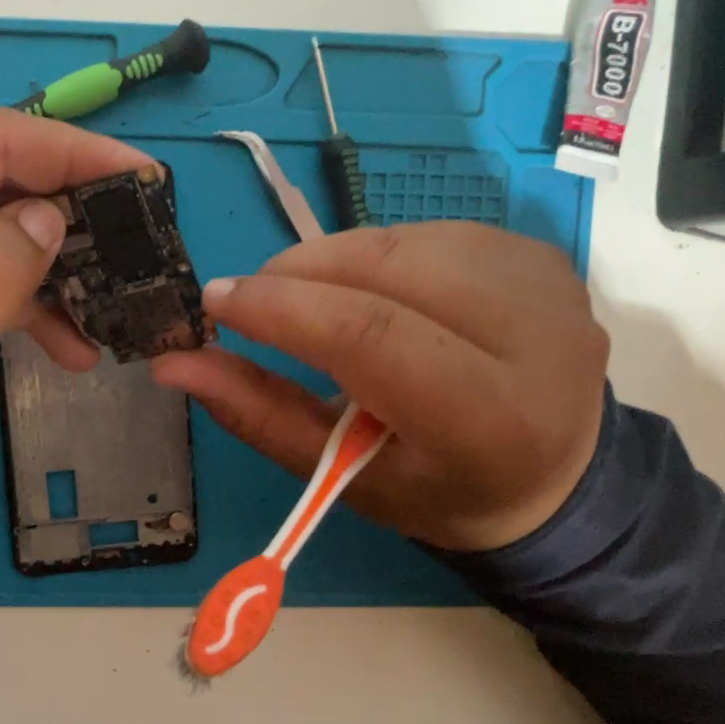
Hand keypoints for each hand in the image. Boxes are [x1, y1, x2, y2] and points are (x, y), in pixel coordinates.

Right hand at [149, 222, 608, 551]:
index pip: (370, 336)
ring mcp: (545, 282)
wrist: (552, 479)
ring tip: (308, 305)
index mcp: (487, 418)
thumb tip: (172, 363)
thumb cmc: (435, 492)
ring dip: (330, 262)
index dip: (281, 310)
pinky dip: (371, 255)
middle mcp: (535, 335)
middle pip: (385, 268)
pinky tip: (365, 293)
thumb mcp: (339, 475)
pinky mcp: (539, 253)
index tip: (215, 303)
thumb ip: (257, 413)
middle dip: (296, 274)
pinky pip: (425, 232)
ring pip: (400, 238)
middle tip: (249, 302)